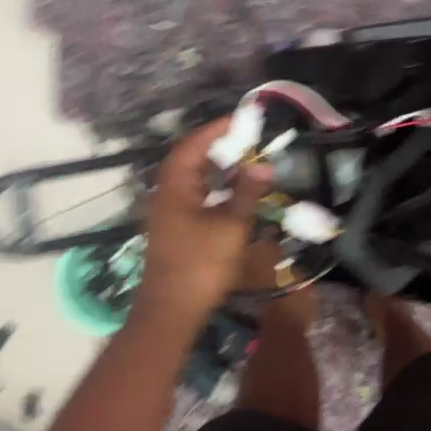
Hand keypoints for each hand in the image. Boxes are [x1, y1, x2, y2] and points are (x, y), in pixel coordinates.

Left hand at [136, 117, 272, 323]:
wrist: (171, 312)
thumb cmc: (200, 265)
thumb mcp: (231, 226)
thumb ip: (247, 193)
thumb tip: (264, 165)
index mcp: (175, 187)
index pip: (194, 145)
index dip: (217, 129)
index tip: (244, 119)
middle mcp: (166, 194)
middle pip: (190, 158)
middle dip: (218, 145)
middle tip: (248, 137)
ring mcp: (167, 213)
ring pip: (192, 178)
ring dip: (216, 167)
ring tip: (245, 159)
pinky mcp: (174, 229)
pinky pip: (194, 195)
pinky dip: (213, 186)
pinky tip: (233, 192)